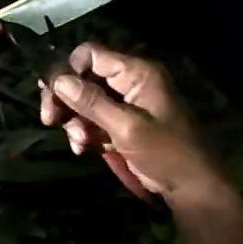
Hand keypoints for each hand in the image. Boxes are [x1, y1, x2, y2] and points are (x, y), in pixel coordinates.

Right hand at [38, 42, 239, 213]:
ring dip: (74, 120)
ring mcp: (125, 102)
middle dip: (65, 98)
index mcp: (137, 72)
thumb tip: (58, 80)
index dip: (68, 70)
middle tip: (50, 119)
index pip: (90, 54)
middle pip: (83, 76)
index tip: (52, 93)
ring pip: (84, 100)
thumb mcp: (127, 128)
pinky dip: (84, 131)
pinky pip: (92, 118)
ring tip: (78, 142)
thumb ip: (92, 103)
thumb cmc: (166, 153)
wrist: (192, 188)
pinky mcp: (121, 122)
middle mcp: (129, 81)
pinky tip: (82, 148)